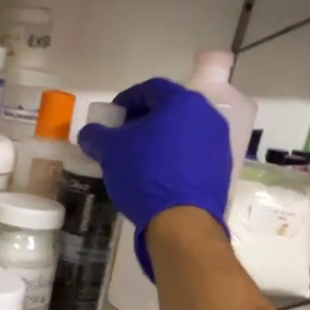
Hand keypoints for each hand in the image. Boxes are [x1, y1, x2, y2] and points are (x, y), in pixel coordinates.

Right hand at [77, 78, 231, 280]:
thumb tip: (89, 133)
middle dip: (144, 121)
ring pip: (182, 133)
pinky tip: (157, 177)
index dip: (127, 99)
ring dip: (160, 141)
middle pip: (170, 110)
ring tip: (138, 159)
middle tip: (123, 137)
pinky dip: (173, 160)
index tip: (112, 116)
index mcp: (182, 102)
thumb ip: (97, 136)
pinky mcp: (221, 170)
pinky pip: (192, 156)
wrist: (182, 221)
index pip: (151, 88)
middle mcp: (206, 116)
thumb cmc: (145, 174)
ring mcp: (218, 143)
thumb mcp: (111, 152)